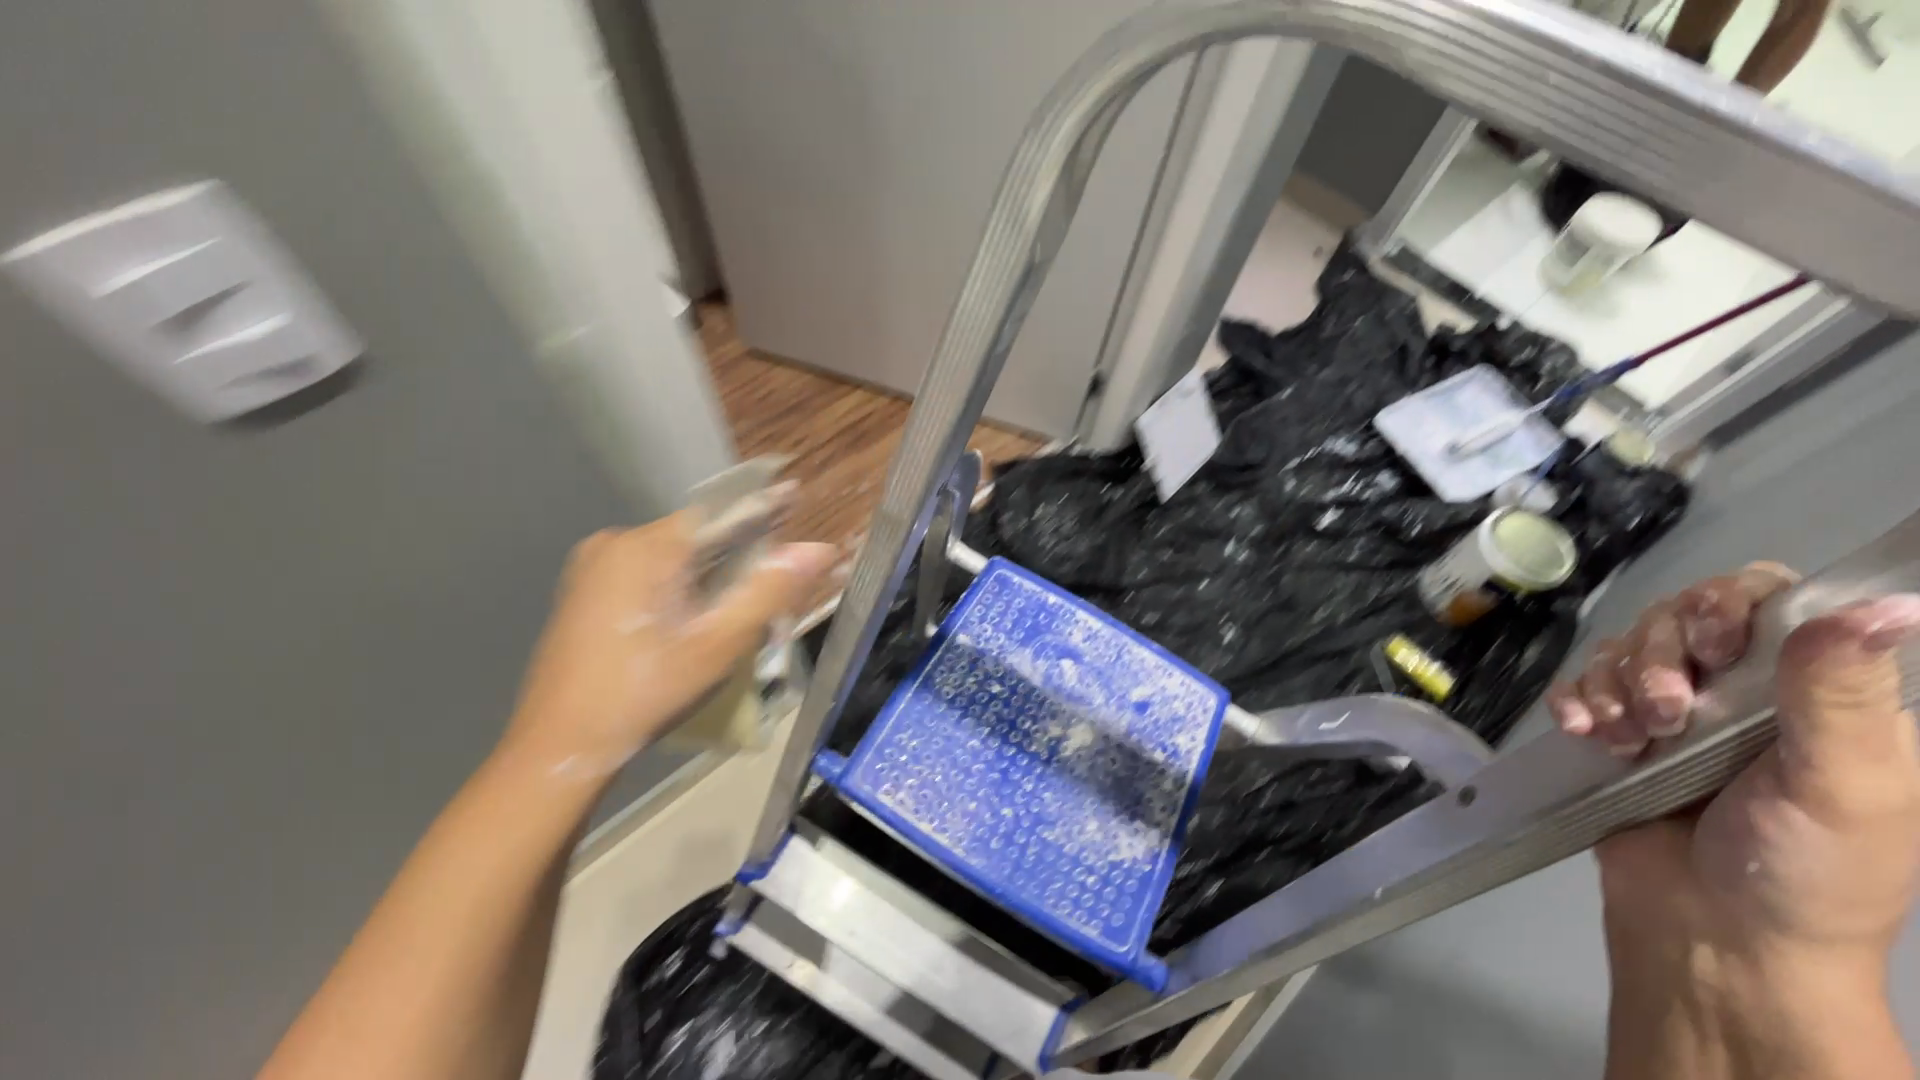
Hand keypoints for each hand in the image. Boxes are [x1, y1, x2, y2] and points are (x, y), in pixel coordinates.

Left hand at [498, 502, 836, 781]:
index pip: (718, 515)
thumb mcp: (717, 645)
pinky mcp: (584, 590)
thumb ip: (769, 591)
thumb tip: (819, 549)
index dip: (761, 517)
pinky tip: (696, 620)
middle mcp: (615, 543)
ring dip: (709, 576)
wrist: (560, 745)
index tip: (797, 506)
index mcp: (644, 547)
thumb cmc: (644, 694)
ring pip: (672, 557)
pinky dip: (678, 588)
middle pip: (695, 537)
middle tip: (776, 587)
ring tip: (743, 610)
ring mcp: (593, 566)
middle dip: (738, 558)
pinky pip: (646, 573)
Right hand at [1549, 565, 1919, 1077]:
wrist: (1712, 940)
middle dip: (1657, 658)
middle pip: (1680, 616)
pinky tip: (1586, 735)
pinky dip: (1576, 703)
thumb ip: (1843, 695)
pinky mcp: (1620, 734)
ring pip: (1625, 649)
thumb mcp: (1843, 786)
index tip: (1709, 644)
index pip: (1771, 599)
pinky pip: (1581, 686)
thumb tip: (1885, 604)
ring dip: (1613, 686)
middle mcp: (1746, 691)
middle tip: (1663, 714)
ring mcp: (1676, 712)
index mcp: (1820, 692)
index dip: (1728, 602)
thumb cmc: (1802, 870)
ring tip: (1626, 739)